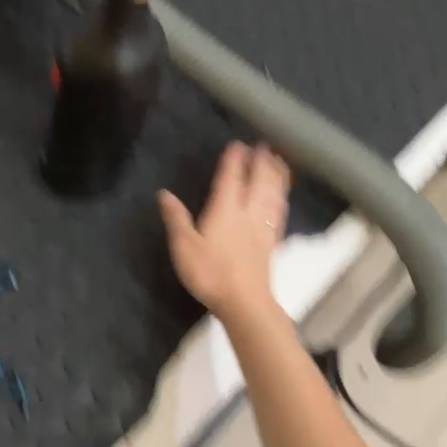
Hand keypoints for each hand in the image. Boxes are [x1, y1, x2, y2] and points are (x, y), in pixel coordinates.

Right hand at [159, 141, 290, 324]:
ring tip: (279, 163)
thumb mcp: (184, 247)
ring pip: (273, 196)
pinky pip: (279, 214)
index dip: (234, 161)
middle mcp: (248, 214)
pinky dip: (281, 200)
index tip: (238, 145)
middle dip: (261, 163)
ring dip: (277, 177)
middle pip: (259, 183)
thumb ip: (176, 219)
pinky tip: (282, 199)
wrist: (244, 302)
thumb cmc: (209, 273)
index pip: (231, 179)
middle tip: (265, 146)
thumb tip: (165, 194)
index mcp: (225, 211)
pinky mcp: (272, 243)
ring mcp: (263, 229)